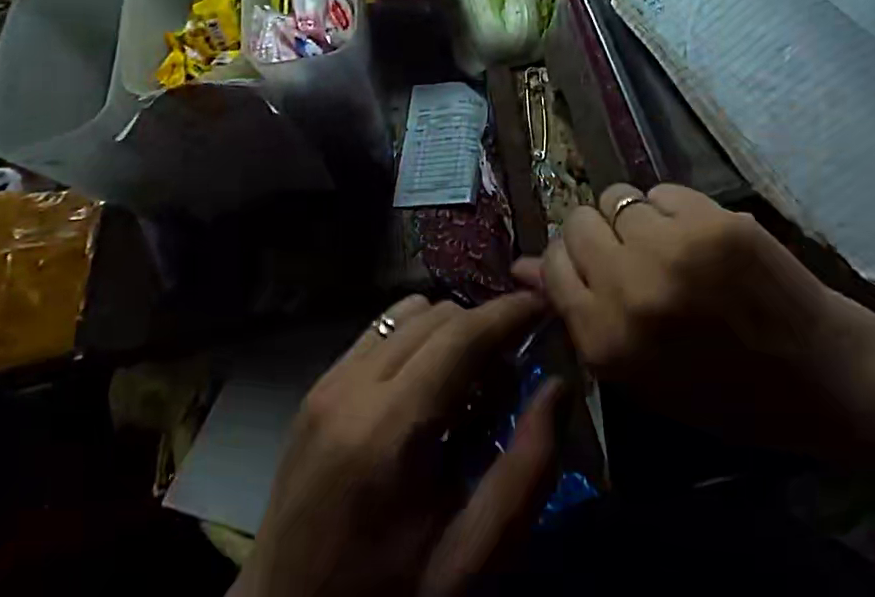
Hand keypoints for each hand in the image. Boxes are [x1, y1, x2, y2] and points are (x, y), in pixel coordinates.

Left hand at [230, 292, 561, 596]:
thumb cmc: (390, 593)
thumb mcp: (473, 555)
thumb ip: (526, 469)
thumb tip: (559, 387)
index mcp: (389, 430)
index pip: (461, 336)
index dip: (509, 313)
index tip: (545, 306)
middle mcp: (351, 388)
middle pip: (435, 317)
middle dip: (484, 326)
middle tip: (515, 365)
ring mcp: (327, 384)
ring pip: (405, 315)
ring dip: (449, 331)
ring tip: (472, 377)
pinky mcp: (315, 389)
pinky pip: (377, 334)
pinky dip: (414, 339)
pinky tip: (428, 384)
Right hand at [515, 184, 874, 451]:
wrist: (825, 380)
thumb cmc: (724, 393)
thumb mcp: (637, 372)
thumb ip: (576, 314)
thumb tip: (519, 266)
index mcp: (604, 339)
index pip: (553, 262)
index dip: (570, 260)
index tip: (592, 267)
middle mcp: (629, 288)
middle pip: (579, 221)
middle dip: (599, 234)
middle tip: (631, 255)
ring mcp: (673, 249)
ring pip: (618, 197)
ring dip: (634, 219)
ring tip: (668, 246)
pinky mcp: (714, 222)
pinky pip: (662, 191)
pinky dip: (672, 210)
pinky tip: (699, 238)